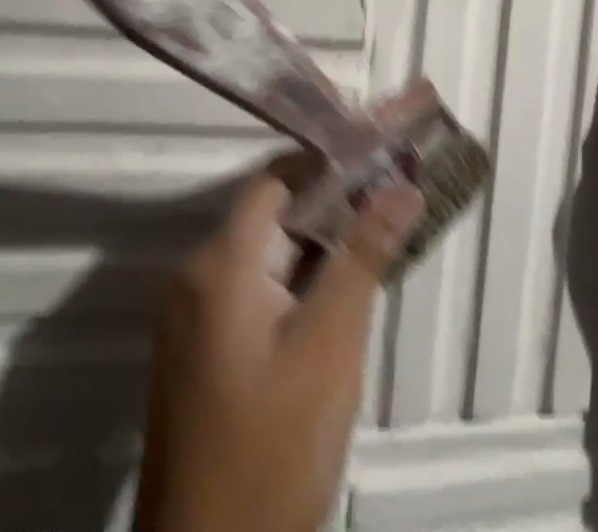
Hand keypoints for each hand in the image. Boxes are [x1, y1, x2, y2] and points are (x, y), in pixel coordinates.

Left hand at [134, 154, 423, 531]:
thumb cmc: (275, 444)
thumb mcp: (331, 345)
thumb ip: (363, 256)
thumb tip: (400, 186)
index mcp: (219, 267)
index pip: (276, 180)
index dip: (331, 161)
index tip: (387, 153)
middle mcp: (195, 281)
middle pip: (272, 217)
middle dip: (337, 203)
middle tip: (402, 197)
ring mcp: (195, 322)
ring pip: (269, 258)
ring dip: (325, 245)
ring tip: (389, 237)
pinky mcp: (205, 356)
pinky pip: (258, 294)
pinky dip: (303, 283)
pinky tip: (350, 292)